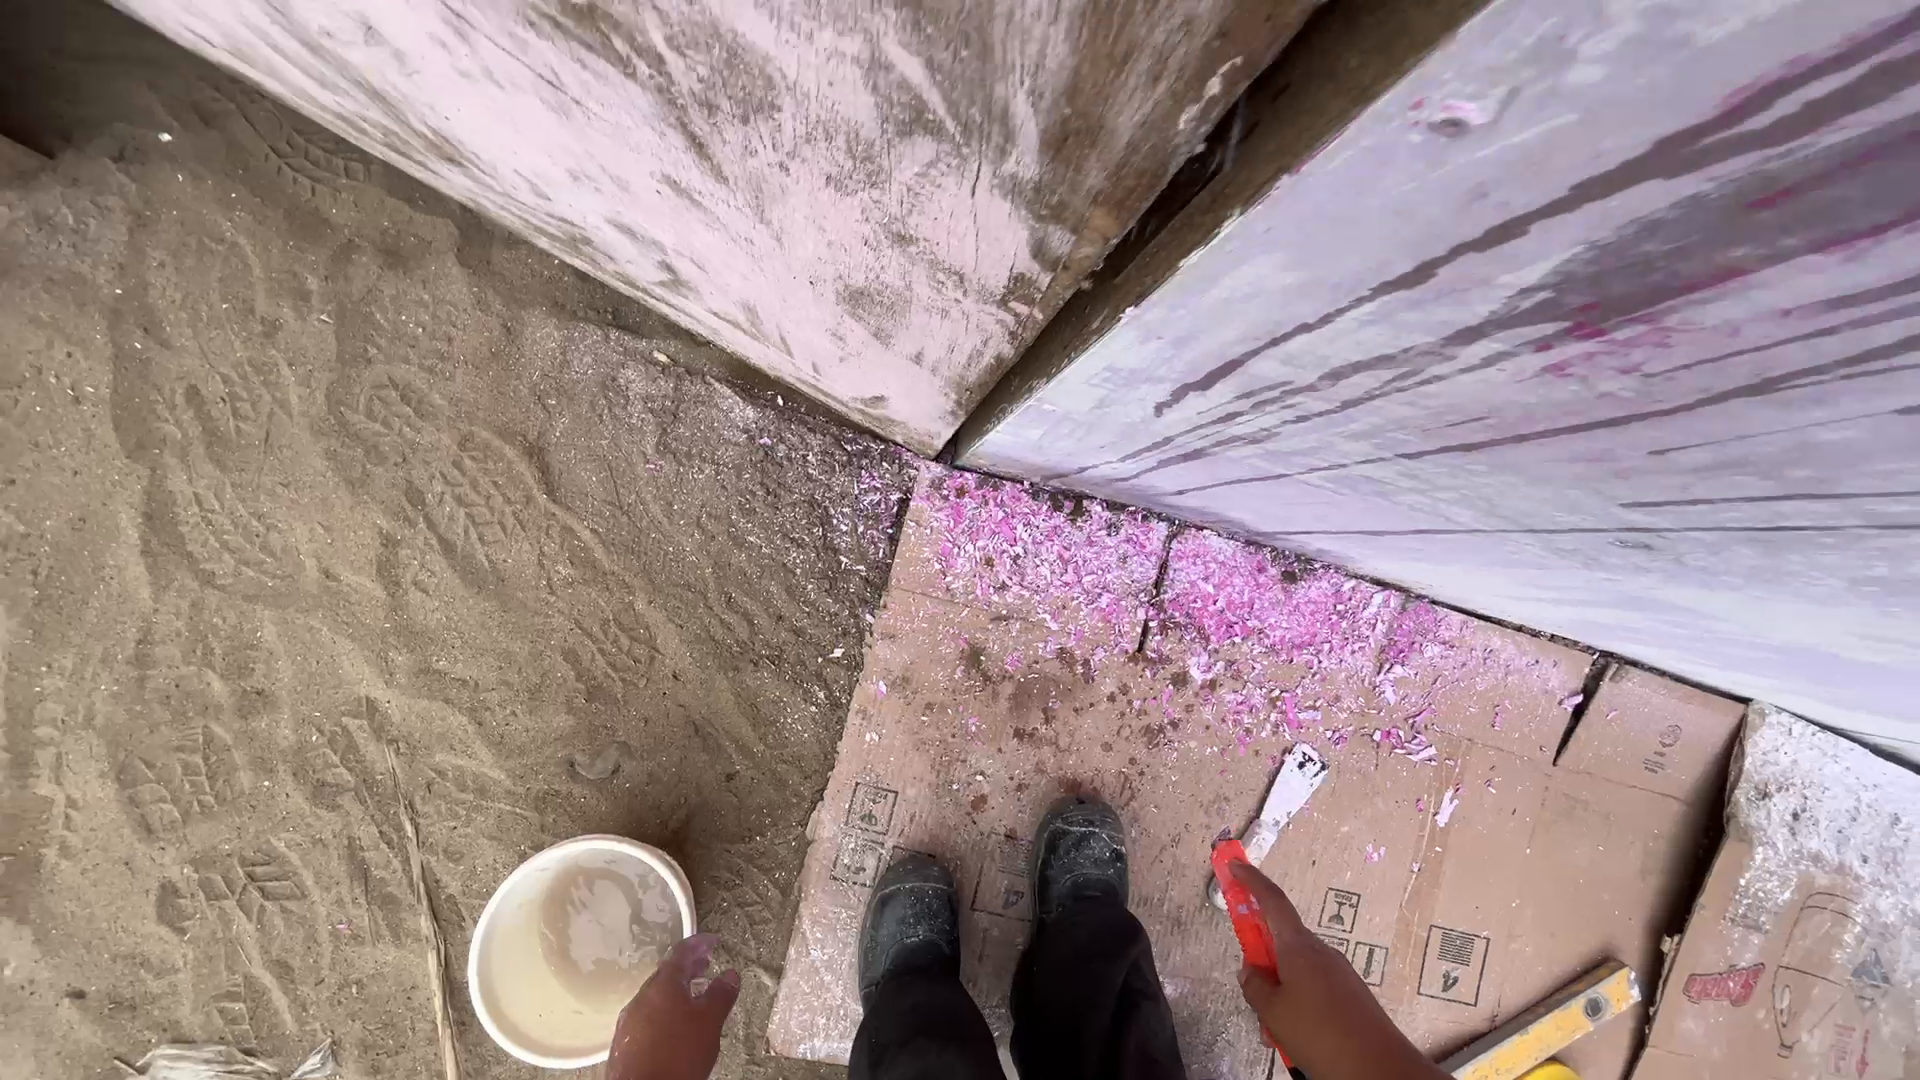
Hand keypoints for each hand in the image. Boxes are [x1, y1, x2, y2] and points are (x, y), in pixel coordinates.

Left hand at [607, 933, 740, 1079]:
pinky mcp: (624, 1045)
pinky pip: (647, 1017)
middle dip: (688, 968)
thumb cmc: (679, 1054)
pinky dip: (664, 1012)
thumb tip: (730, 974)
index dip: (699, 943)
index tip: (713, 941)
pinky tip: (674, 1027)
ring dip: (676, 992)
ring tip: (694, 998)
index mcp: (663, 985)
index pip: (681, 952)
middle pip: (666, 974)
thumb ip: (721, 994)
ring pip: (655, 997)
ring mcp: (629, 1022)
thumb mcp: (710, 1022)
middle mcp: (642, 998)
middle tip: (706, 966)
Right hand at [1229, 862, 1447, 1079]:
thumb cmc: (1322, 1035)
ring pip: (1296, 974)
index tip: (1234, 864)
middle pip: (1281, 944)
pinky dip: (1300, 1007)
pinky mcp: (1353, 997)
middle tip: (1255, 1002)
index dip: (1250, 879)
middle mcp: (1321, 953)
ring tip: (1278, 1035)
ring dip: (1280, 995)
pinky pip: (1315, 991)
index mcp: (1298, 947)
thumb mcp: (1273, 1012)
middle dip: (1262, 967)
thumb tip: (1250, 971)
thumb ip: (1254, 986)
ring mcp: (1340, 974)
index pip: (1271, 900)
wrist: (1385, 1073)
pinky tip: (1299, 1040)